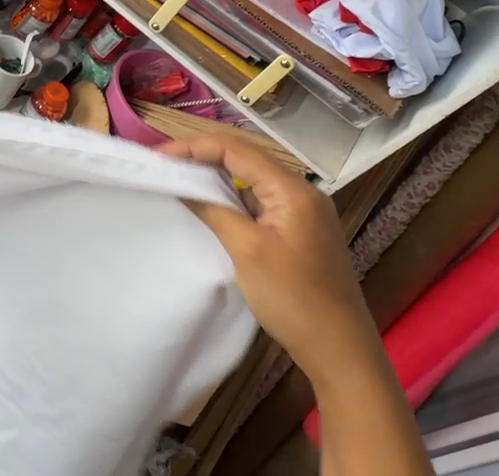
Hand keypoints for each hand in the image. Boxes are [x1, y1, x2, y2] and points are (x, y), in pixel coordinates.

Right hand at [159, 135, 384, 384]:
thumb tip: (181, 185)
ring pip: (250, 179)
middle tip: (163, 165)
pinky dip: (230, 198)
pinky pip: (257, 201)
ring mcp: (302, 212)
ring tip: (178, 179)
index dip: (193, 147)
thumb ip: (213, 209)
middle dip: (202, 156)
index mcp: (292, 190)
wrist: (340, 351)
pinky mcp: (297, 231)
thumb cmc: (293, 298)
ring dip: (215, 176)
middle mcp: (301, 192)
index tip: (158, 157)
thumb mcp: (246, 249)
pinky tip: (209, 204)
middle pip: (244, 158)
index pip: (235, 150)